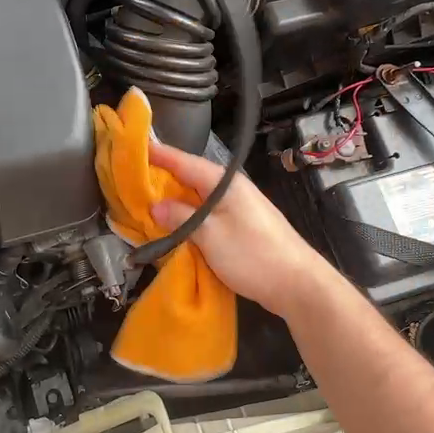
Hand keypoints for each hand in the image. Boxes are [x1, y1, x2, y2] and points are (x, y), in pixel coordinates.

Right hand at [147, 141, 344, 319]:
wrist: (299, 285)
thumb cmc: (253, 255)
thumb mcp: (210, 235)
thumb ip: (182, 217)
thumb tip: (157, 205)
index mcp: (225, 184)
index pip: (186, 162)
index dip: (161, 155)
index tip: (137, 147)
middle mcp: (234, 190)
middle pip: (193, 179)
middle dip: (165, 179)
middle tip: (134, 180)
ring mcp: (241, 209)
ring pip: (201, 199)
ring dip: (177, 201)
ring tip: (149, 203)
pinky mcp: (244, 228)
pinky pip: (210, 215)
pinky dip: (191, 218)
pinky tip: (178, 227)